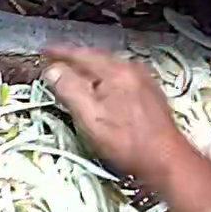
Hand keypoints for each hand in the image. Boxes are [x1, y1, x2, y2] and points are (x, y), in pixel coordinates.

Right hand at [44, 46, 191, 186]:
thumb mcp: (89, 117)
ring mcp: (144, 81)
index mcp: (116, 71)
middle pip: (98, 58)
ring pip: (110, 67)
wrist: (165, 159)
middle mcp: (132, 70)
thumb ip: (69, 90)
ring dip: (90, 69)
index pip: (82, 55)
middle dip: (75, 59)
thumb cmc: (125, 141)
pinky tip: (101, 88)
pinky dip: (104, 78)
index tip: (45, 52)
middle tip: (56, 62)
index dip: (61, 53)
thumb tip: (53, 70)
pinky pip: (121, 77)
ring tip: (75, 73)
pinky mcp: (150, 94)